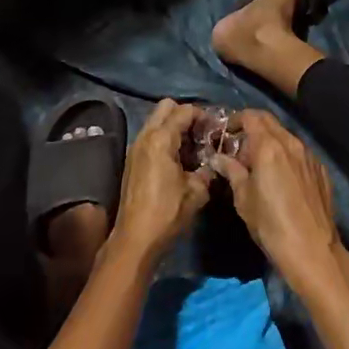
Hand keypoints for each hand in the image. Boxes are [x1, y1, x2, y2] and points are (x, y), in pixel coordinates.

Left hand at [109, 100, 214, 261]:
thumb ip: (208, 169)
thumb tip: (214, 162)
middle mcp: (145, 136)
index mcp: (161, 139)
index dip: (203, 116)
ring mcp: (136, 147)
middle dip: (185, 115)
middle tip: (201, 133)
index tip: (216, 130)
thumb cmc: (167, 213)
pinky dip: (165, 139)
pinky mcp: (133, 160)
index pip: (185, 111)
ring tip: (193, 148)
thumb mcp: (197, 191)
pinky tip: (179, 160)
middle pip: (166, 107)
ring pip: (157, 121)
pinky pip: (151, 136)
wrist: (135, 240)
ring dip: (175, 127)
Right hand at [213, 111, 344, 280]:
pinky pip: (299, 152)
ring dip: (270, 141)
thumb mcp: (243, 199)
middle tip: (239, 147)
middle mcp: (292, 143)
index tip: (226, 132)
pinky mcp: (320, 169)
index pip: (252, 116)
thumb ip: (232, 171)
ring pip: (286, 136)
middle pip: (270, 121)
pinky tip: (281, 177)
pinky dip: (286, 155)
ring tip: (258, 164)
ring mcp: (309, 155)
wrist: (312, 249)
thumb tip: (219, 158)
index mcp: (269, 146)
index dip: (236, 119)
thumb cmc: (271, 224)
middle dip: (252, 127)